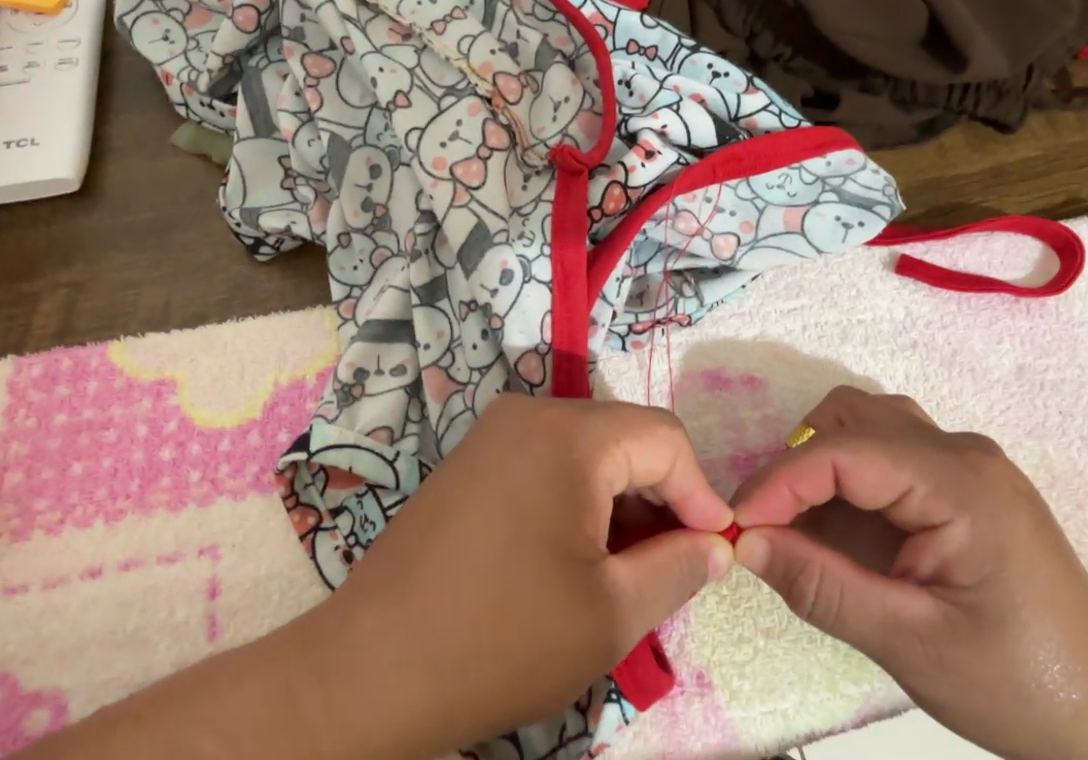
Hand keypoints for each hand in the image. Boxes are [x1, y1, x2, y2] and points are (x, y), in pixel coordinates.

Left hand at [304, 393, 735, 755]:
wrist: (371, 670)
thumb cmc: (501, 640)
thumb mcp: (611, 613)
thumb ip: (679, 567)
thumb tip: (715, 544)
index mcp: (567, 435)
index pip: (665, 438)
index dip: (700, 493)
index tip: (714, 552)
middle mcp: (527, 416)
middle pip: (624, 440)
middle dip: (659, 500)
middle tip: (672, 569)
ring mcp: (490, 438)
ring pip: (586, 454)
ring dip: (618, 505)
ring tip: (624, 574)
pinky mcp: (468, 465)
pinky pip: (545, 466)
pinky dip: (576, 503)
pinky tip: (574, 560)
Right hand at [729, 386, 1087, 759]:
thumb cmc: (1016, 686)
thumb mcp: (909, 643)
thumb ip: (820, 586)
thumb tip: (744, 542)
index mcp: (960, 484)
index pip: (843, 451)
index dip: (777, 482)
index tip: (733, 526)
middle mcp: (963, 453)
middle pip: (851, 417)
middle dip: (794, 464)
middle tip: (763, 526)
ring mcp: (968, 465)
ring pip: (866, 426)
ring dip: (818, 464)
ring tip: (792, 525)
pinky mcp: (964, 486)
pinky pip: (887, 456)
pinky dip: (845, 481)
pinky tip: (834, 531)